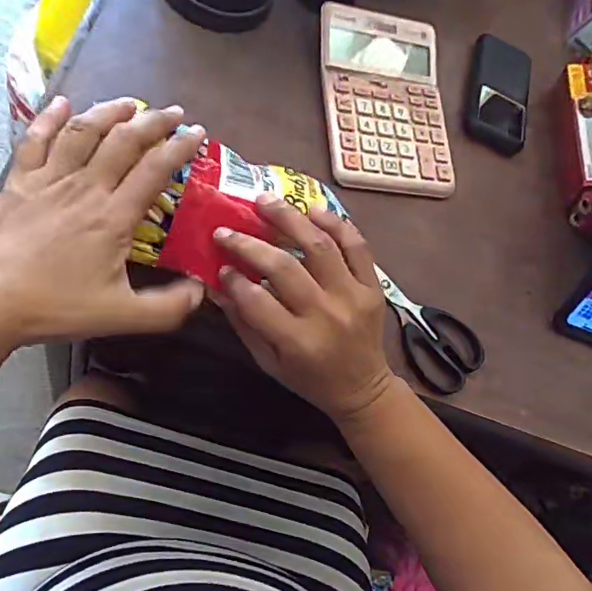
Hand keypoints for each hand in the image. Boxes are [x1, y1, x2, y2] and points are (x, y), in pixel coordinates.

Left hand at [0, 96, 206, 350]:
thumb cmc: (56, 307)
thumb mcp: (122, 316)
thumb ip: (168, 307)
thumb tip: (200, 291)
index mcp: (113, 217)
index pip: (155, 169)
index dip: (180, 148)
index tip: (198, 134)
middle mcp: (85, 188)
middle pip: (124, 140)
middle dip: (154, 121)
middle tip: (174, 113)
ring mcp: (49, 180)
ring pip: (84, 132)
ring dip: (109, 112)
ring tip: (128, 104)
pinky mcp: (19, 182)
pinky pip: (37, 139)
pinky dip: (50, 118)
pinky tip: (62, 103)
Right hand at [209, 195, 400, 422]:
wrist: (363, 389)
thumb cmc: (309, 379)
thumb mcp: (269, 362)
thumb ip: (244, 324)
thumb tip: (219, 287)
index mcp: (297, 341)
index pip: (257, 300)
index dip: (233, 279)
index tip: (219, 264)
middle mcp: (326, 315)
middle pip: (284, 266)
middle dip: (250, 244)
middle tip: (227, 229)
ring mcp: (353, 297)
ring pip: (321, 246)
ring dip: (290, 219)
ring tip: (266, 201)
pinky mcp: (373, 286)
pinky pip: (357, 246)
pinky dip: (335, 223)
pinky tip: (312, 210)